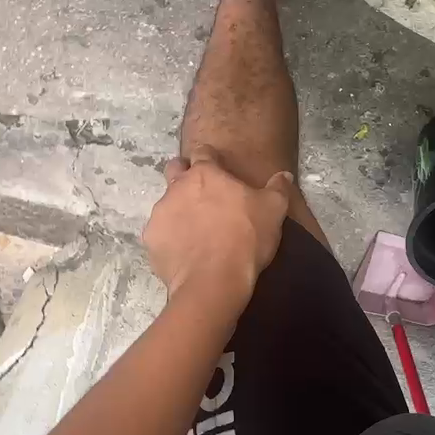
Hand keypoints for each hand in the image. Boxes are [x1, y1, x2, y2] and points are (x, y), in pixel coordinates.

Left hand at [144, 145, 288, 309]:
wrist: (213, 282)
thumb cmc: (245, 238)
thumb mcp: (274, 210)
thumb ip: (278, 188)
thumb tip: (283, 175)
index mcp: (206, 174)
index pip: (203, 152)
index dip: (211, 157)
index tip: (219, 168)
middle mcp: (177, 188)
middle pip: (174, 169)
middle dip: (184, 174)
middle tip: (202, 193)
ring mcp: (160, 214)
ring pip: (166, 202)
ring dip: (178, 209)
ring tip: (195, 230)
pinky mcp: (151, 240)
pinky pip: (160, 232)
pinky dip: (170, 237)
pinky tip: (184, 251)